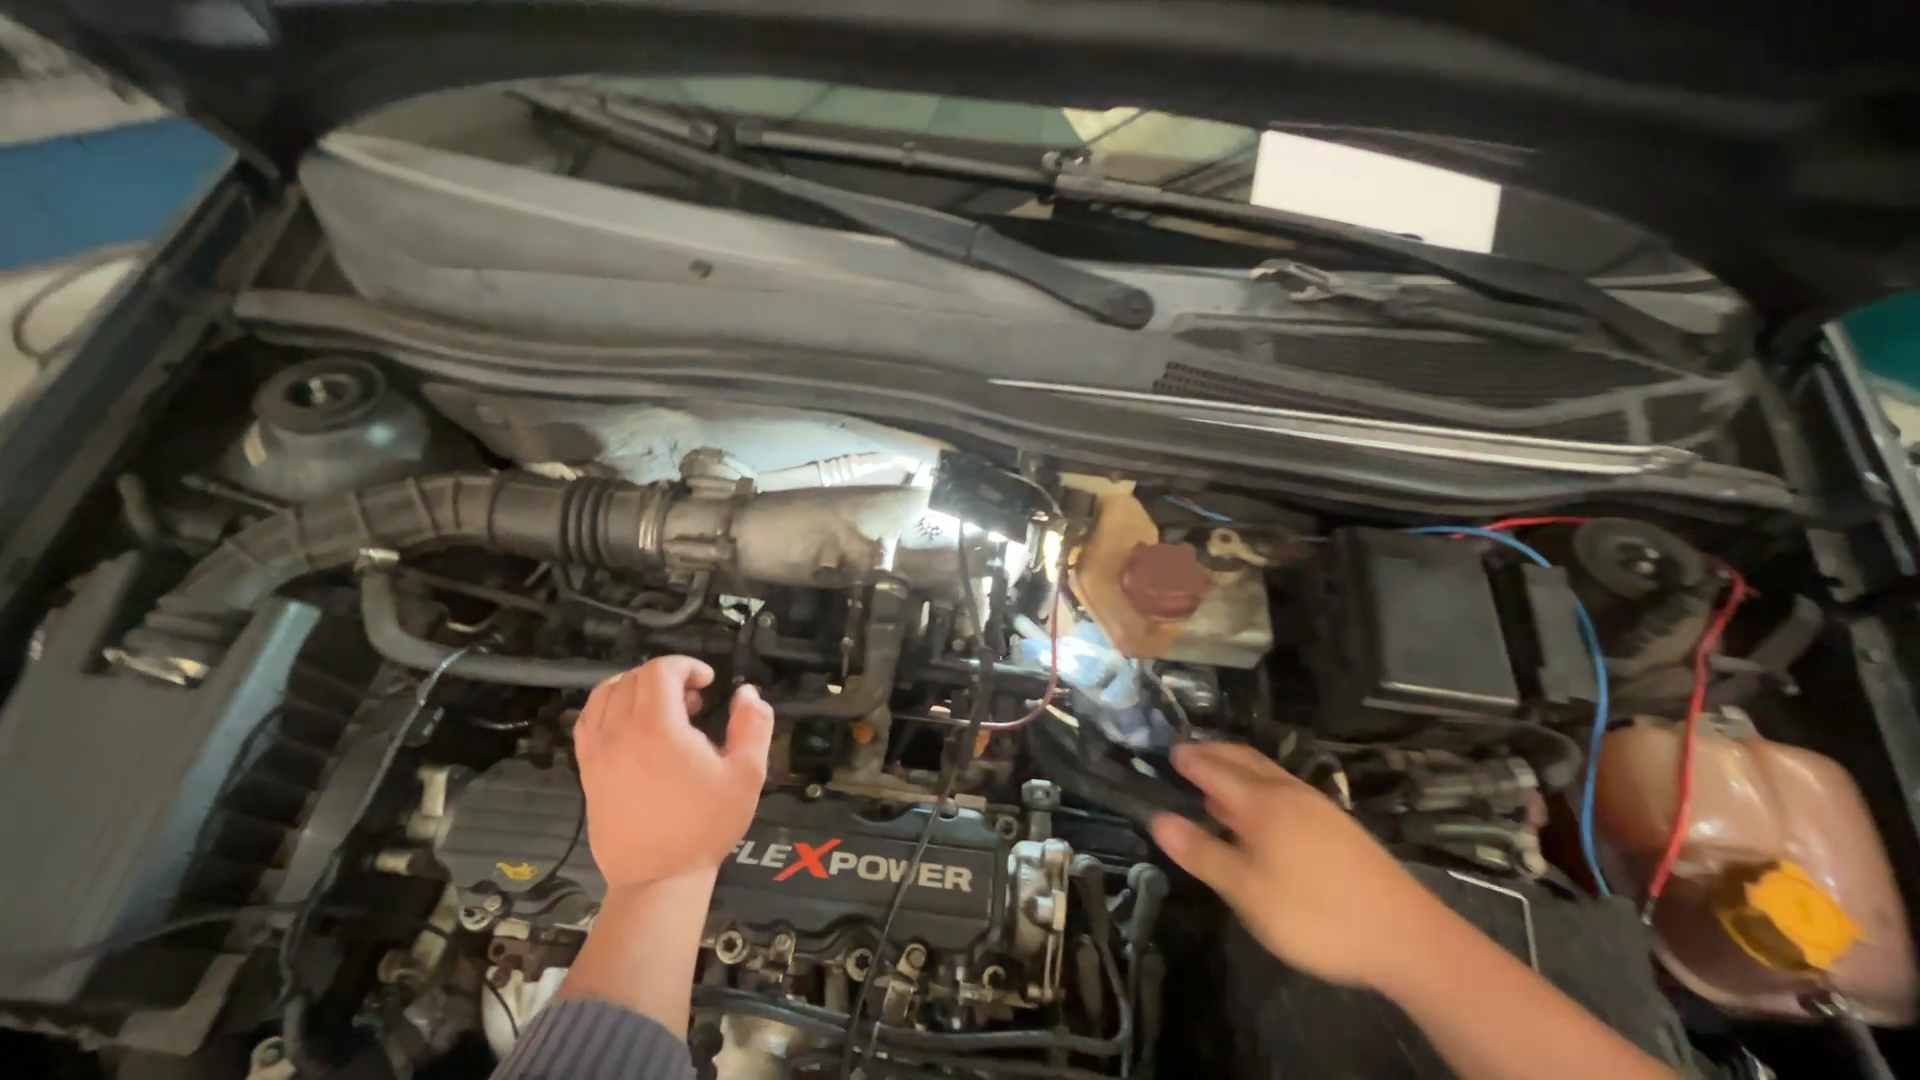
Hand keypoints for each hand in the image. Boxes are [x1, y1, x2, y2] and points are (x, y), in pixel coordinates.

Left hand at [575, 656, 774, 891]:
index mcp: (658, 728)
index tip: (708, 683)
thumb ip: (753, 726)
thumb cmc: (706, 826)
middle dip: (666, 676)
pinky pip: (588, 720)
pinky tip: (630, 723)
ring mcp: (597, 751)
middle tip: (693, 702)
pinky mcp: (587, 770)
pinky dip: (608, 707)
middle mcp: (620, 732)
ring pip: (606, 694)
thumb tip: (748, 693)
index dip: (687, 666)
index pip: (660, 670)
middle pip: (633, 677)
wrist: (658, 878)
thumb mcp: (746, 775)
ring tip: (661, 708)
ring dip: (635, 688)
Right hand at [1149, 742, 1445, 988]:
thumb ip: (1202, 853)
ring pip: (1266, 772)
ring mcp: (1317, 806)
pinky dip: (1257, 785)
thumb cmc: (1315, 915)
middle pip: (1243, 759)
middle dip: (1212, 752)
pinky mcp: (1336, 825)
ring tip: (1213, 779)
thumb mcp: (1247, 892)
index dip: (1189, 760)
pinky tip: (1257, 812)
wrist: (1406, 937)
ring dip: (1235, 768)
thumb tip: (1158, 818)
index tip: (1166, 752)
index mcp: (1262, 803)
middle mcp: (1289, 792)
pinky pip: (1283, 788)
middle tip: (1185, 754)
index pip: (1214, 769)